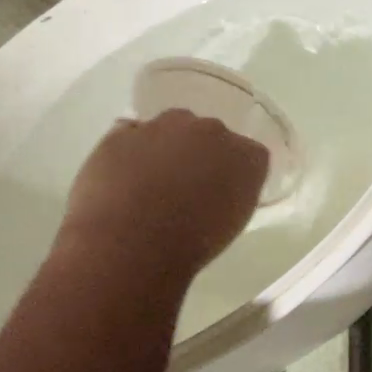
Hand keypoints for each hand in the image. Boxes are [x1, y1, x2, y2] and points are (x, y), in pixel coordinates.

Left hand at [59, 109, 269, 278]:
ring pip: (170, 127)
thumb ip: (236, 188)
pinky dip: (129, 149)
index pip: (247, 153)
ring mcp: (166, 127)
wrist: (131, 245)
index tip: (218, 192)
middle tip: (184, 186)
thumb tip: (220, 183)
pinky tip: (124, 175)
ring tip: (150, 180)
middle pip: (209, 133)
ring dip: (165, 145)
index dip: (230, 172)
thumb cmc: (193, 241)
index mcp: (249, 155)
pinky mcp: (122, 134)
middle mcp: (213, 131)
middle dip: (199, 153)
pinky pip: (128, 133)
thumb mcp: (236, 217)